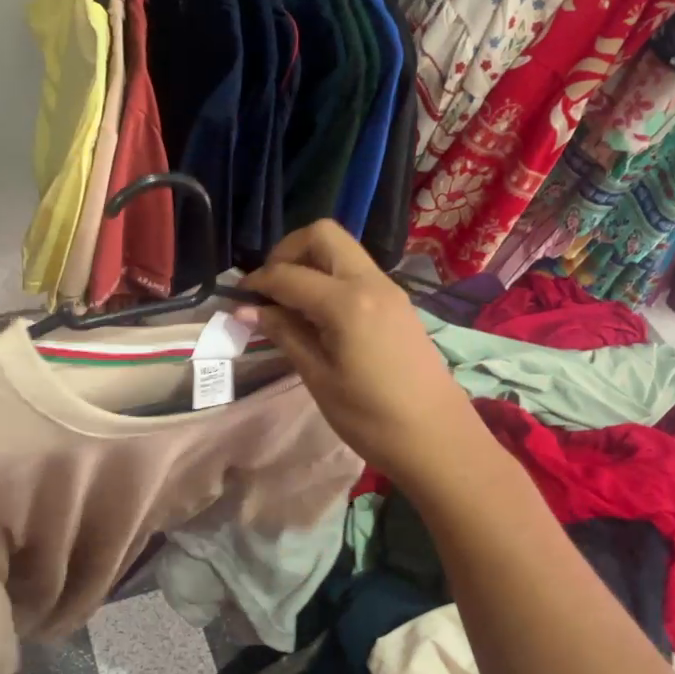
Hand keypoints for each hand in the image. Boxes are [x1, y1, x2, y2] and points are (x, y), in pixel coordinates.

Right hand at [238, 221, 487, 489]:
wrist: (436, 438)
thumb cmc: (370, 417)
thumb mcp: (318, 377)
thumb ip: (284, 334)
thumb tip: (247, 310)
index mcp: (347, 302)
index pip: (289, 274)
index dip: (258, 282)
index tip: (238, 299)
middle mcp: (370, 282)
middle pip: (322, 235)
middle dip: (287, 252)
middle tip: (270, 288)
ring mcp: (388, 289)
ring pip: (341, 250)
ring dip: (309, 263)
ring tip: (289, 303)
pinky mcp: (397, 303)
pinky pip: (355, 271)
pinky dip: (329, 278)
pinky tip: (316, 314)